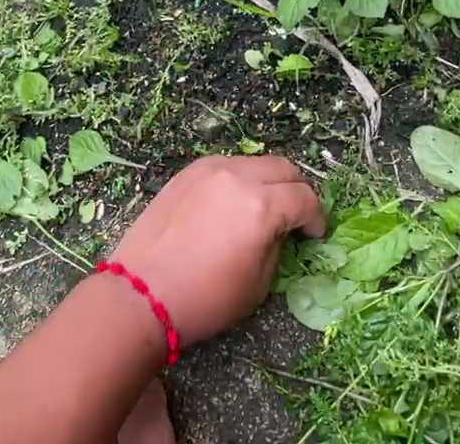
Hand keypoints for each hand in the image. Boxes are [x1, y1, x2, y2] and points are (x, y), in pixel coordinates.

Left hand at [106, 156, 325, 343]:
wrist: (142, 293)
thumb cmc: (205, 298)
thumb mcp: (258, 284)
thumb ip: (277, 246)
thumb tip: (280, 230)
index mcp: (261, 206)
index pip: (305, 199)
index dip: (317, 218)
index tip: (314, 235)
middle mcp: (239, 176)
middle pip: (284, 169)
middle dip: (297, 192)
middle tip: (295, 218)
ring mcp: (210, 168)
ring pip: (255, 162)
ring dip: (268, 182)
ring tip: (262, 210)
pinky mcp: (188, 171)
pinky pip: (227, 165)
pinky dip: (240, 179)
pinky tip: (231, 204)